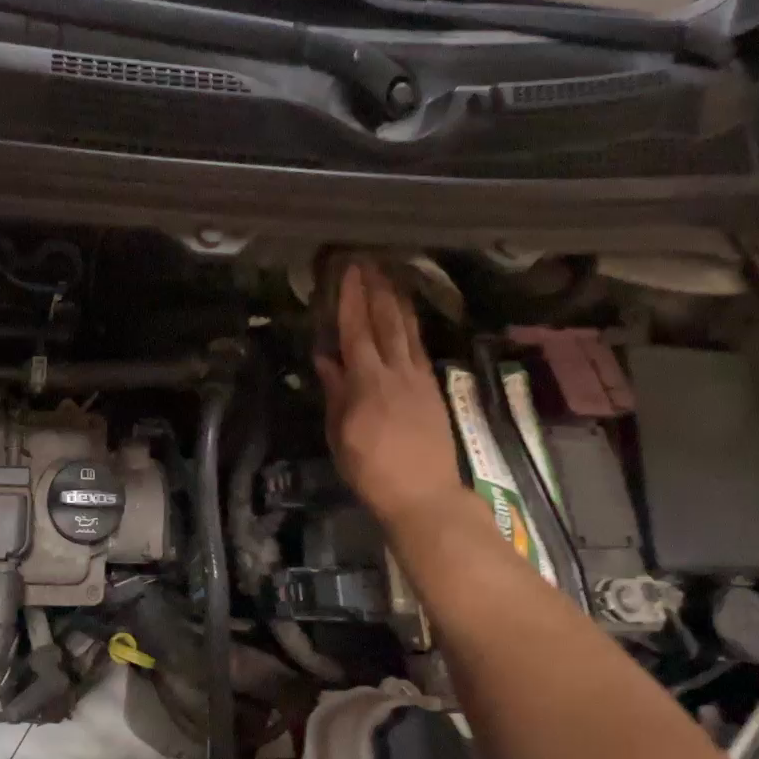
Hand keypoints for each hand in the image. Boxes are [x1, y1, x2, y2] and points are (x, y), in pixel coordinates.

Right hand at [314, 262, 466, 526]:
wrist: (425, 497)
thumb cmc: (372, 470)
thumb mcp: (340, 434)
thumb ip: (335, 393)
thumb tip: (325, 359)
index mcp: (367, 381)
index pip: (356, 330)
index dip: (351, 298)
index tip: (349, 270)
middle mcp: (396, 372)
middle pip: (386, 322)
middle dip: (377, 289)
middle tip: (371, 261)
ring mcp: (419, 380)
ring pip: (408, 331)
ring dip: (399, 301)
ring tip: (393, 276)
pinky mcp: (433, 391)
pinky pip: (419, 348)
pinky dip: (412, 327)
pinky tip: (408, 318)